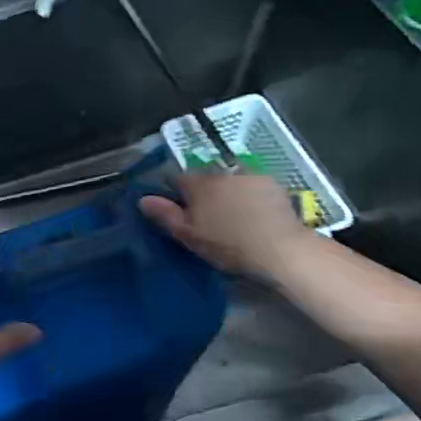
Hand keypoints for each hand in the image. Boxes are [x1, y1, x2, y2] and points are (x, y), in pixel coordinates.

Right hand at [138, 169, 316, 280]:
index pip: (178, 179)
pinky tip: (255, 214)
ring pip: (230, 181)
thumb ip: (166, 215)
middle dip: (204, 193)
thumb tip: (143, 199)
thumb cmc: (227, 245)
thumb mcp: (189, 235)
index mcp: (198, 184)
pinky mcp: (272, 184)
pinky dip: (250, 195)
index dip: (176, 193)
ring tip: (234, 217)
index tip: (181, 211)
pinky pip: (252, 186)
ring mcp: (249, 176)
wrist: (278, 247)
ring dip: (228, 193)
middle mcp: (222, 173)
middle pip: (205, 179)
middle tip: (208, 218)